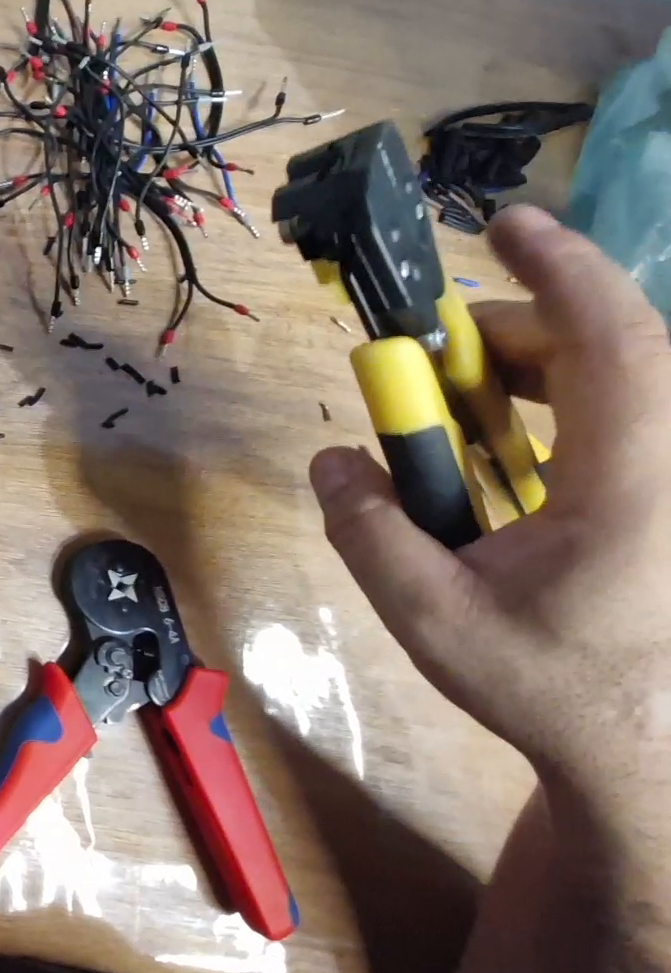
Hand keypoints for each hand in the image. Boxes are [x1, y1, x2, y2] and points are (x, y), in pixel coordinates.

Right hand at [309, 205, 670, 798]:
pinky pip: (620, 417)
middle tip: (425, 366)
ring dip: (526, 373)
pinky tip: (502, 453)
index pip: (613, 342)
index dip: (562, 271)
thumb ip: (368, 529)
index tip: (506, 225)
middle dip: (510, 336)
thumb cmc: (541, 681)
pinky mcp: (664, 498)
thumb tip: (334, 456)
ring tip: (452, 411)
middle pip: (608, 351)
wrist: (641, 747)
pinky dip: (552, 409)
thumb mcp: (424, 611)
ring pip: (620, 380)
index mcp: (633, 483)